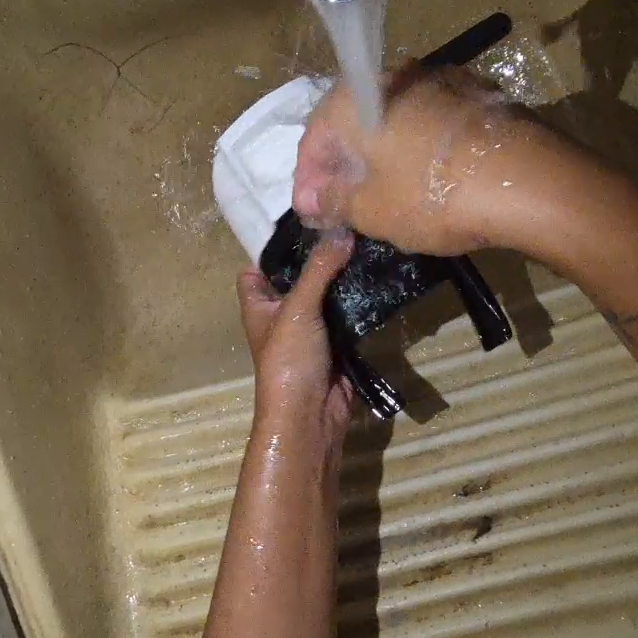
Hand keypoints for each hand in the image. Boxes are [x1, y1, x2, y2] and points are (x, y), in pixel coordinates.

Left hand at [236, 229, 355, 443]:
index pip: (256, 268)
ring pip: (328, 295)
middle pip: (299, 277)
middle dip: (321, 256)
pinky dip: (362, 302)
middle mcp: (282, 315)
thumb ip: (319, 269)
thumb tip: (342, 228)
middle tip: (351, 222)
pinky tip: (382, 276)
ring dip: (346, 278)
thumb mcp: (297, 308)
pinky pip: (349, 316)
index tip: (303, 221)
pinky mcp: (338, 345)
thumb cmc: (288, 361)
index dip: (272, 248)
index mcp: (258, 306)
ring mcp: (311, 331)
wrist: (310, 417)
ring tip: (372, 241)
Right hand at [292, 66, 578, 255]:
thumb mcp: (372, 210)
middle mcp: (394, 75)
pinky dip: (414, 149)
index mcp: (356, 99)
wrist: (529, 181)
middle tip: (342, 205)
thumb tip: (312, 199)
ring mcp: (439, 79)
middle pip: (352, 123)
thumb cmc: (434, 195)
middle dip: (342, 165)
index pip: (314, 137)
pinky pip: (427, 122)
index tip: (312, 214)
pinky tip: (422, 178)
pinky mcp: (476, 93)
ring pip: (392, 120)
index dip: (307, 180)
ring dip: (379, 156)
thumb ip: (334, 201)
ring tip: (381, 194)